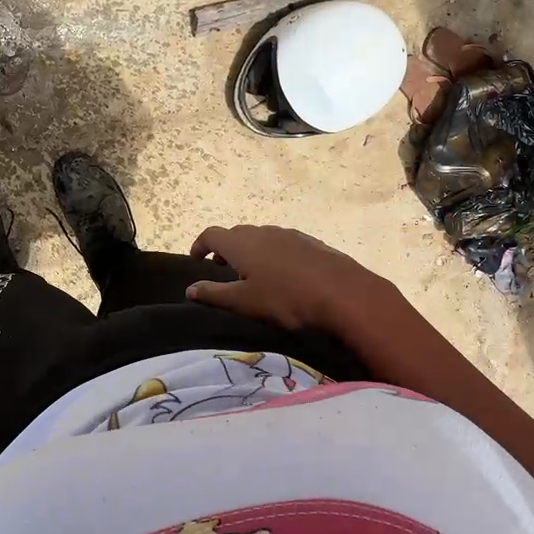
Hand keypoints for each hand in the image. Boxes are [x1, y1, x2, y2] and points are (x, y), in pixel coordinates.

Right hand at [186, 225, 407, 333]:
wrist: (343, 293)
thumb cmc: (286, 298)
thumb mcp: (244, 302)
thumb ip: (214, 294)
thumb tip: (189, 288)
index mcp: (242, 243)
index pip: (212, 234)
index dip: (200, 244)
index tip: (195, 258)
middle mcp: (263, 232)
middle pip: (236, 233)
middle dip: (225, 248)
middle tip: (222, 268)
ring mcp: (289, 234)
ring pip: (261, 237)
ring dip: (250, 250)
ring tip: (252, 273)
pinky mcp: (310, 243)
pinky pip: (282, 243)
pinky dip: (272, 253)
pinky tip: (283, 274)